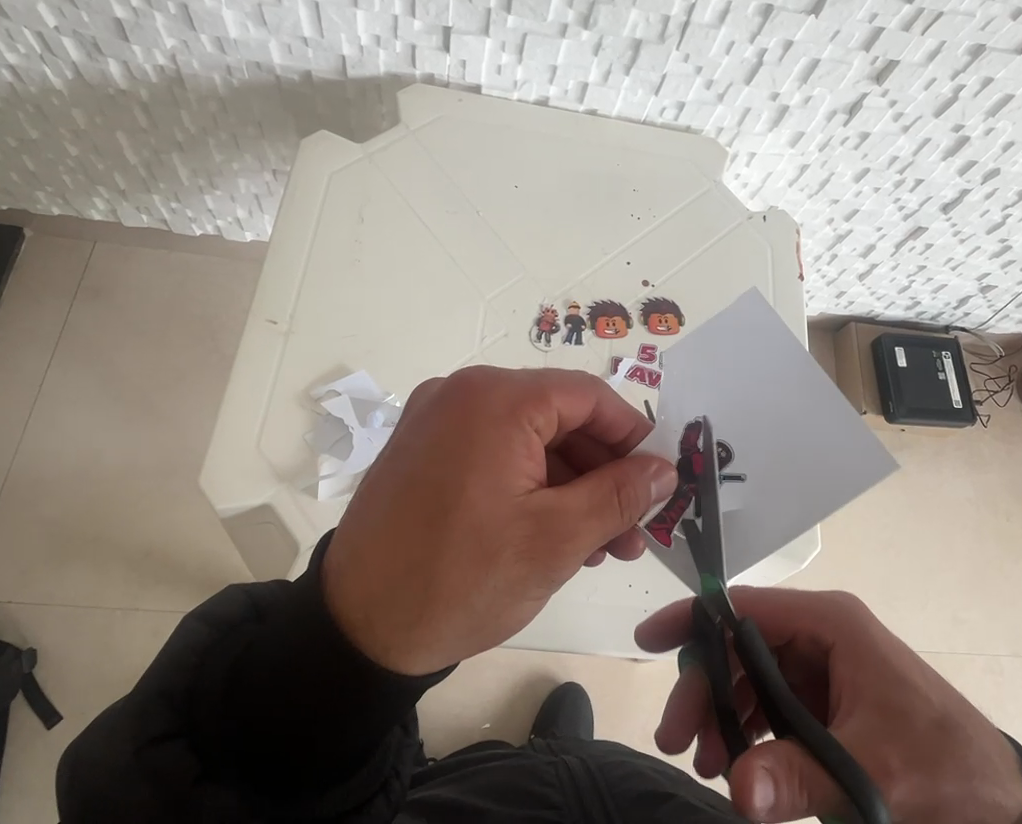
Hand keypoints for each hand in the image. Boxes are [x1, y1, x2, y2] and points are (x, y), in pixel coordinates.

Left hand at [323, 367, 676, 675]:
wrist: (357, 628)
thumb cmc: (462, 578)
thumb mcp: (556, 539)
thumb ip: (619, 495)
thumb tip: (665, 469)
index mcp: (495, 398)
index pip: (588, 395)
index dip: (632, 436)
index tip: (659, 480)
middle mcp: (463, 393)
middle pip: (558, 417)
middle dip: (602, 473)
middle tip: (634, 530)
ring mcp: (437, 420)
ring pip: (528, 439)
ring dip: (570, 486)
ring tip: (602, 546)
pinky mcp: (423, 450)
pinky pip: (494, 453)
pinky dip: (530, 486)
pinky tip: (555, 535)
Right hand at [636, 588, 1021, 823]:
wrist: (1001, 804)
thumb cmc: (942, 767)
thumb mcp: (869, 772)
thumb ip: (799, 778)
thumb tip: (735, 791)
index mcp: (830, 625)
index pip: (743, 607)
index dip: (692, 619)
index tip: (646, 642)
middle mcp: (820, 636)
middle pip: (737, 648)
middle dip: (703, 690)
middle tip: (675, 740)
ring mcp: (823, 669)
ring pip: (748, 679)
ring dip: (721, 716)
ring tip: (702, 762)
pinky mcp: (827, 702)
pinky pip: (770, 707)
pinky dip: (746, 733)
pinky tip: (735, 767)